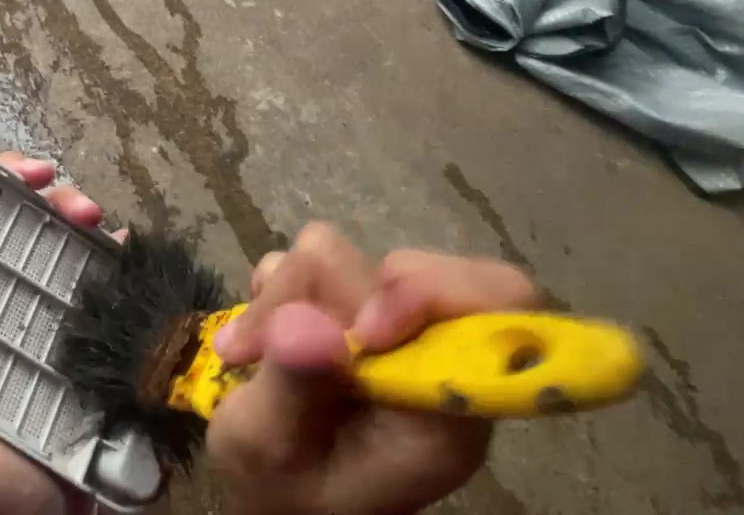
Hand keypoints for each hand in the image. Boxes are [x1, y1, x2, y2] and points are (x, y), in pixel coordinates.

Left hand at [0, 153, 109, 514]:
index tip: (20, 172)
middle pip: (16, 222)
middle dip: (43, 194)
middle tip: (66, 197)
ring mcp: (42, 315)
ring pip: (59, 242)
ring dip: (78, 216)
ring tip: (94, 219)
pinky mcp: (85, 338)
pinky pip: (100, 284)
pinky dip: (115, 257)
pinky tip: (125, 245)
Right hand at [206, 224, 537, 514]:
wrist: (271, 493)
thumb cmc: (281, 491)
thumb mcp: (269, 451)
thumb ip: (294, 389)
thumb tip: (310, 323)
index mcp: (445, 408)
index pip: (499, 306)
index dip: (434, 292)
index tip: (365, 326)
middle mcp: (429, 356)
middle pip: (393, 270)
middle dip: (311, 295)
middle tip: (257, 345)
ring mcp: (387, 323)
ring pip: (338, 253)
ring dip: (280, 294)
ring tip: (244, 351)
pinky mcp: (349, 301)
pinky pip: (310, 254)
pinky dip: (273, 285)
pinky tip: (253, 333)